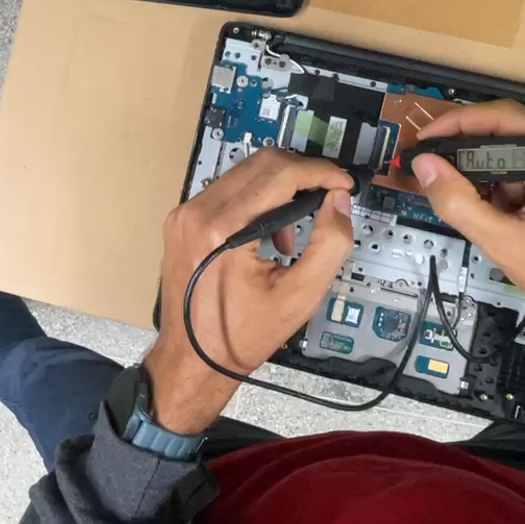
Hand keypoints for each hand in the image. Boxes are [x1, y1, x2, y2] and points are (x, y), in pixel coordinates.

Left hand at [146, 148, 356, 433]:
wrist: (193, 359)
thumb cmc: (244, 334)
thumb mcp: (301, 295)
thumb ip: (329, 243)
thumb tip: (339, 200)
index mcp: (222, 229)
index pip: (279, 174)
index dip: (320, 172)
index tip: (345, 183)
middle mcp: (196, 212)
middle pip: (261, 164)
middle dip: (302, 174)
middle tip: (328, 197)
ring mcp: (183, 214)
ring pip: (243, 173)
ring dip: (279, 188)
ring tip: (294, 232)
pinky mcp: (180, 220)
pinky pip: (226, 190)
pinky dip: (255, 199)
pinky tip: (268, 236)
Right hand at [410, 101, 524, 347]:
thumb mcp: (501, 242)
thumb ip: (457, 201)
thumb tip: (425, 166)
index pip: (506, 120)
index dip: (458, 126)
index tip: (427, 140)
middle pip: (513, 133)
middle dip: (475, 159)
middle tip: (443, 176)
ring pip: (521, 150)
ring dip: (494, 175)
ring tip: (491, 212)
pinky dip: (513, 185)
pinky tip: (511, 214)